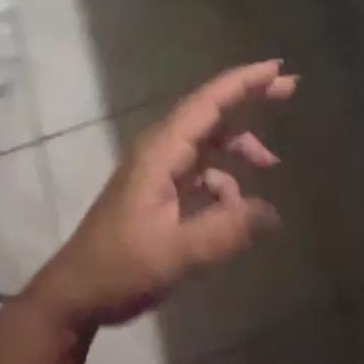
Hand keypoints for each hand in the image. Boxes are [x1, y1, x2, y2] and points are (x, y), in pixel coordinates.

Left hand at [21, 61, 298, 329]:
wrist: (74, 295)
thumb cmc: (121, 268)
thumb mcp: (177, 254)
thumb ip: (226, 230)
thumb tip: (272, 212)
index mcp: (161, 152)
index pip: (207, 103)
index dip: (242, 83)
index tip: (277, 69)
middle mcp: (159, 150)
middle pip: (210, 111)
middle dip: (248, 97)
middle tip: (290, 87)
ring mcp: (157, 169)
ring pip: (207, 141)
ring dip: (239, 145)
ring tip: (272, 163)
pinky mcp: (158, 190)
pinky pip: (200, 170)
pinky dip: (224, 180)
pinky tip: (236, 210)